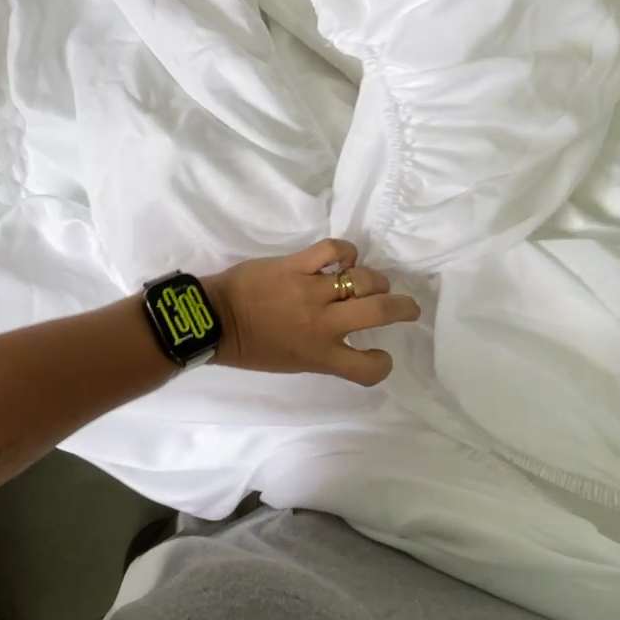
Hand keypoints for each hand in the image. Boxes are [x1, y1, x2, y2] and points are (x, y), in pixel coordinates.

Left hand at [202, 239, 417, 386]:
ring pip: (363, 280)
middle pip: (379, 311)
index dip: (381, 363)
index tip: (381, 354)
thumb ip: (323, 352)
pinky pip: (333, 251)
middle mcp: (322, 324)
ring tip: (374, 281)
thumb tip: (344, 336)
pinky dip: (346, 252)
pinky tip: (345, 258)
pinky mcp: (295, 265)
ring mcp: (310, 291)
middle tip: (406, 307)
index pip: (367, 368)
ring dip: (376, 280)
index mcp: (320, 356)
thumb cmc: (249, 348)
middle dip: (402, 308)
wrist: (213, 320)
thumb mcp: (291, 363)